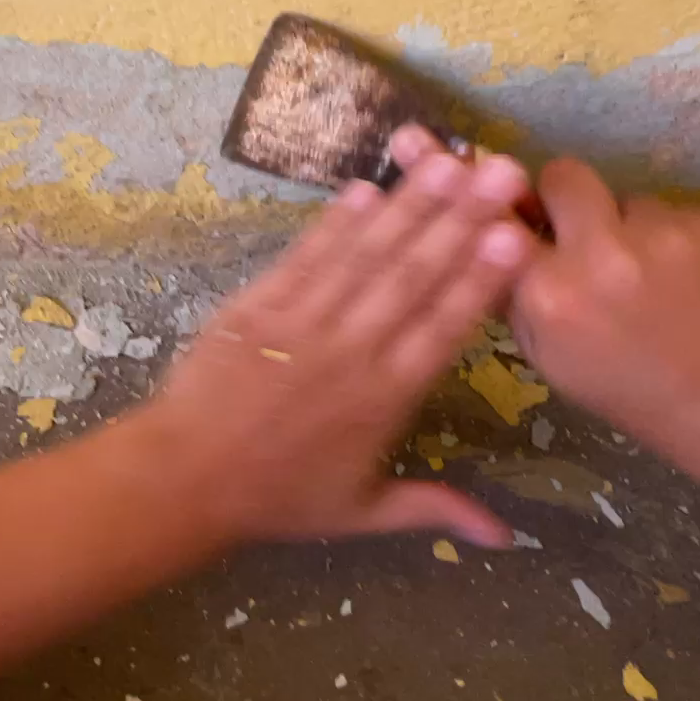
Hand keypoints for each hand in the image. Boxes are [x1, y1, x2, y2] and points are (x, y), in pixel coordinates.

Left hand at [135, 127, 539, 547]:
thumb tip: (507, 538)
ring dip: (405, 208)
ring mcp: (299, 322)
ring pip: (361, 257)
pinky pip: (302, 259)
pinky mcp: (256, 305)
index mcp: (383, 399)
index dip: (479, 282)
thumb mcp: (359, 513)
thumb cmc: (275, 494)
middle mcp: (349, 351)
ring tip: (443, 163)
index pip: (442, 329)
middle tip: (497, 172)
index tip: (514, 237)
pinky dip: (332, 224)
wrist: (186, 475)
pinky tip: (362, 189)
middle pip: (410, 278)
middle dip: (457, 222)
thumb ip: (434, 508)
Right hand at [509, 158, 699, 475]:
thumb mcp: (550, 361)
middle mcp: (602, 252)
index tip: (524, 222)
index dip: (513, 215)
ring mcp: (668, 233)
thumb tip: (496, 246)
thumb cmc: (637, 396)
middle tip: (587, 228)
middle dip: (568, 196)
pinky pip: (683, 215)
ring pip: (632, 202)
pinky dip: (684, 242)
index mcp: (550, 292)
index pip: (504, 215)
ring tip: (661, 280)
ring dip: (634, 229)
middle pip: (564, 175)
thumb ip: (517, 298)